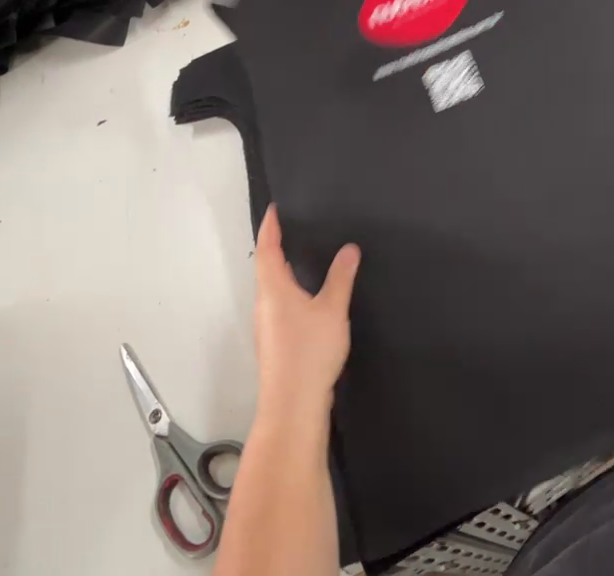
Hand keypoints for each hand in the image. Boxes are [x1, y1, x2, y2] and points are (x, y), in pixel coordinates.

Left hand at [253, 206, 359, 418]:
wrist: (293, 404)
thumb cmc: (309, 351)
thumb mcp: (332, 309)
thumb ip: (341, 278)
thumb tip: (349, 249)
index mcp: (273, 289)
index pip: (267, 248)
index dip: (270, 227)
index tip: (274, 209)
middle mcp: (264, 303)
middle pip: (265, 267)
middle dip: (276, 246)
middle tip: (292, 228)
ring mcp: (268, 325)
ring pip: (273, 288)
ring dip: (283, 270)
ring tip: (303, 256)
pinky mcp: (276, 341)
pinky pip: (280, 304)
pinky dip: (290, 290)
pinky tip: (308, 296)